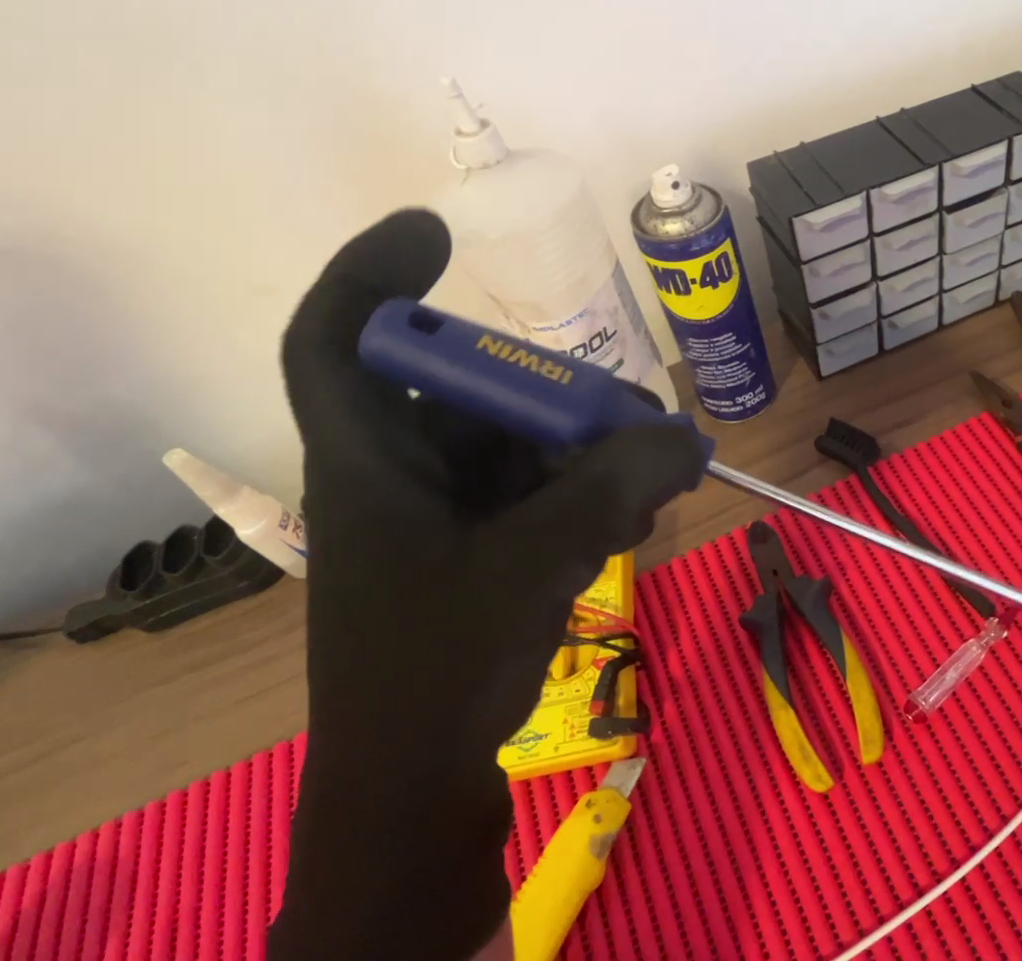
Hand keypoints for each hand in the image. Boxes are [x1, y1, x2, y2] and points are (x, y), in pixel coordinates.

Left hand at [268, 210, 703, 959]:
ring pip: (520, 446)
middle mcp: (402, 473)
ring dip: (591, 455)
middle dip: (559, 399)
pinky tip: (636, 518)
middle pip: (474, 393)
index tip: (440, 236)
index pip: (337, 340)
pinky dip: (587, 494)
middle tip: (637, 419)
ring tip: (655, 479)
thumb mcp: (530, 567)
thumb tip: (684, 436)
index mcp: (370, 461)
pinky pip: (537, 491)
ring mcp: (443, 514)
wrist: (415, 785)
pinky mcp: (477, 550)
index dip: (374, 274)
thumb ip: (609, 492)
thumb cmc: (438, 667)